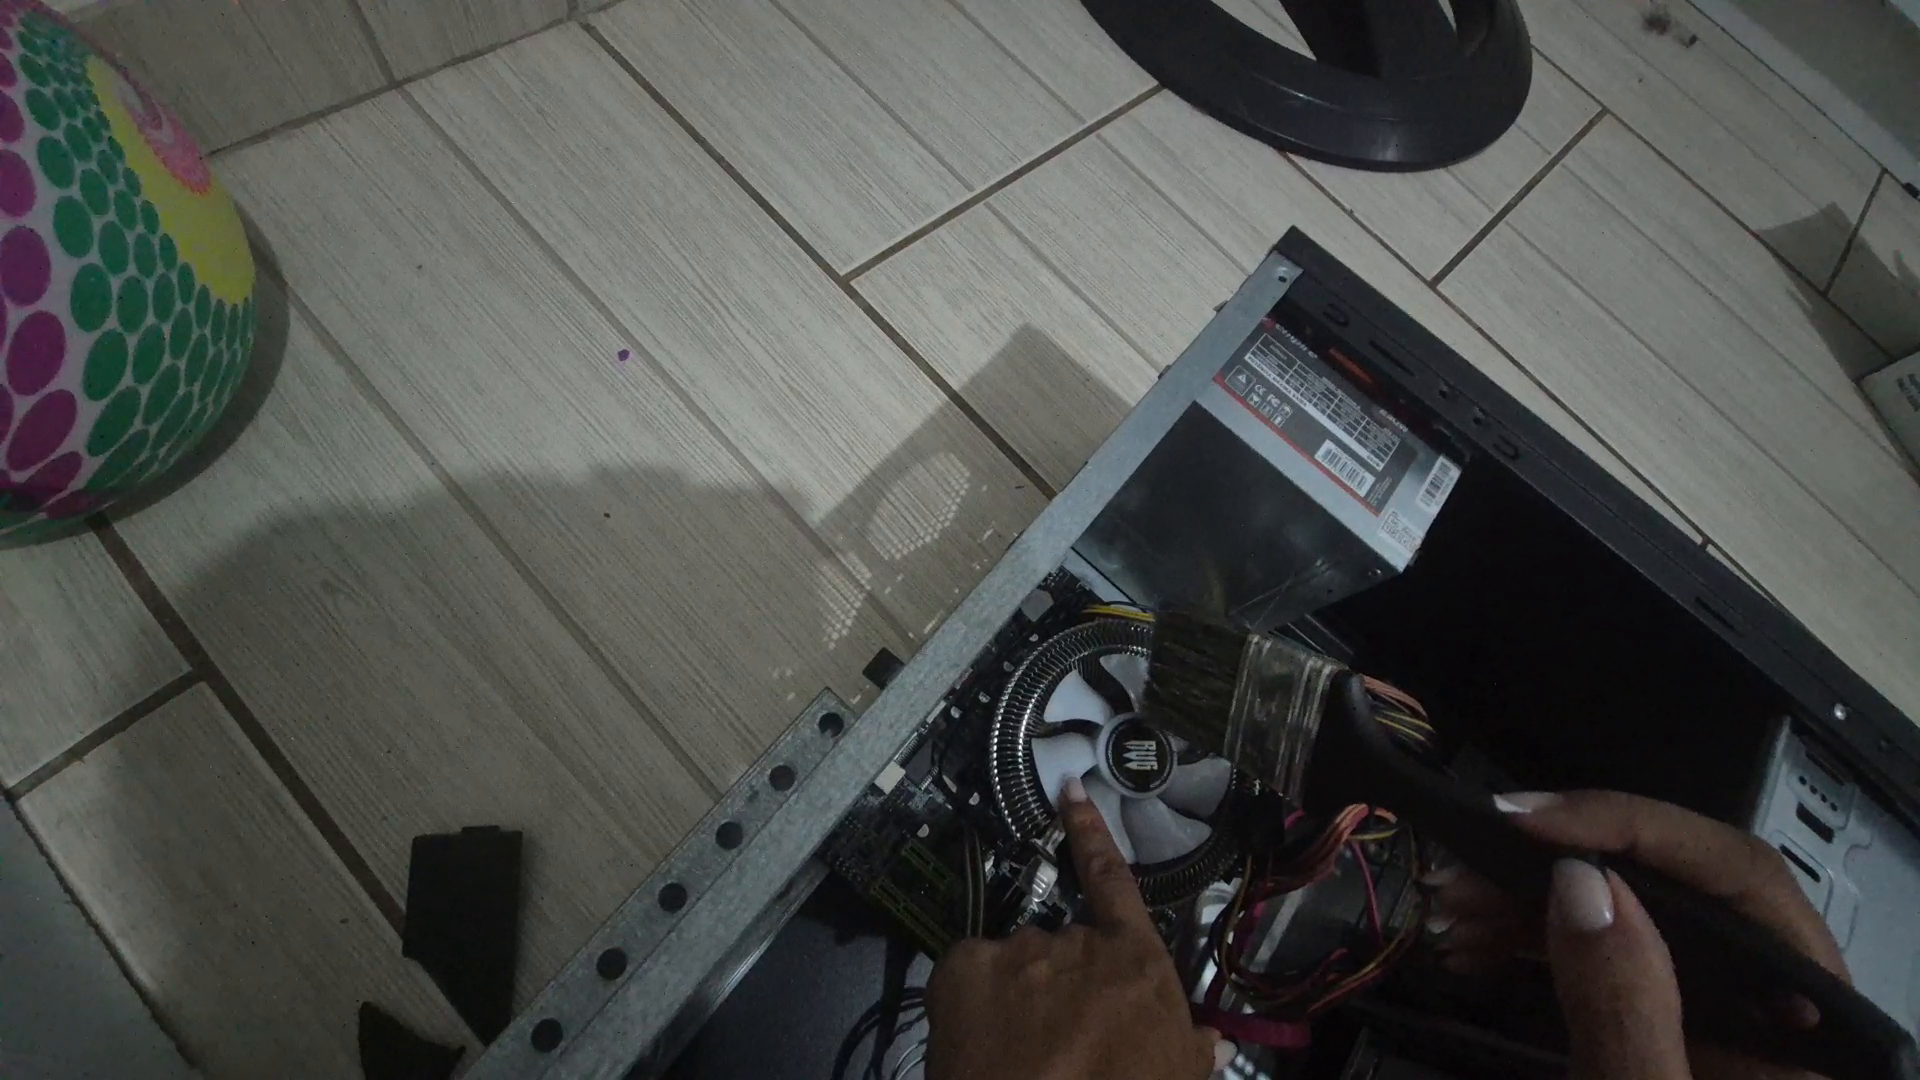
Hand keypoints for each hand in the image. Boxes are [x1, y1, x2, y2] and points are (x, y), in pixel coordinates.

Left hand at [925, 775, 1229, 1079]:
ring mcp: (1016, 949)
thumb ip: (1189, 1048)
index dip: (1090, 832)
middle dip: (1058, 986)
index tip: (1070, 789)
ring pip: (1016, 965)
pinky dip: (976, 1003)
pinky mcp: (964, 965)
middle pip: (1061, 948)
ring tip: (1017, 1055)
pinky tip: (982, 1044)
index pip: (1112, 881)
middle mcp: (1072, 941)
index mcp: (1131, 962)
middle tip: (1057, 1044)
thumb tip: (1213, 1038)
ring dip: (1018, 999)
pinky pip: (972, 975)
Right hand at [1429, 790, 1847, 1079]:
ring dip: (1518, 892)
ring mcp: (1709, 1001)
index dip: (1628, 827)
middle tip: (1464, 858)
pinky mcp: (1655, 1008)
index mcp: (1815, 1025)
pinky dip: (1520, 928)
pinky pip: (1587, 938)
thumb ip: (1627, 1006)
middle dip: (1551, 859)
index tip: (1523, 821)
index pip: (1736, 877)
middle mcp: (1774, 997)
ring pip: (1614, 901)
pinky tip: (1469, 938)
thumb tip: (1580, 881)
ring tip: (1447, 905)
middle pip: (1666, 878)